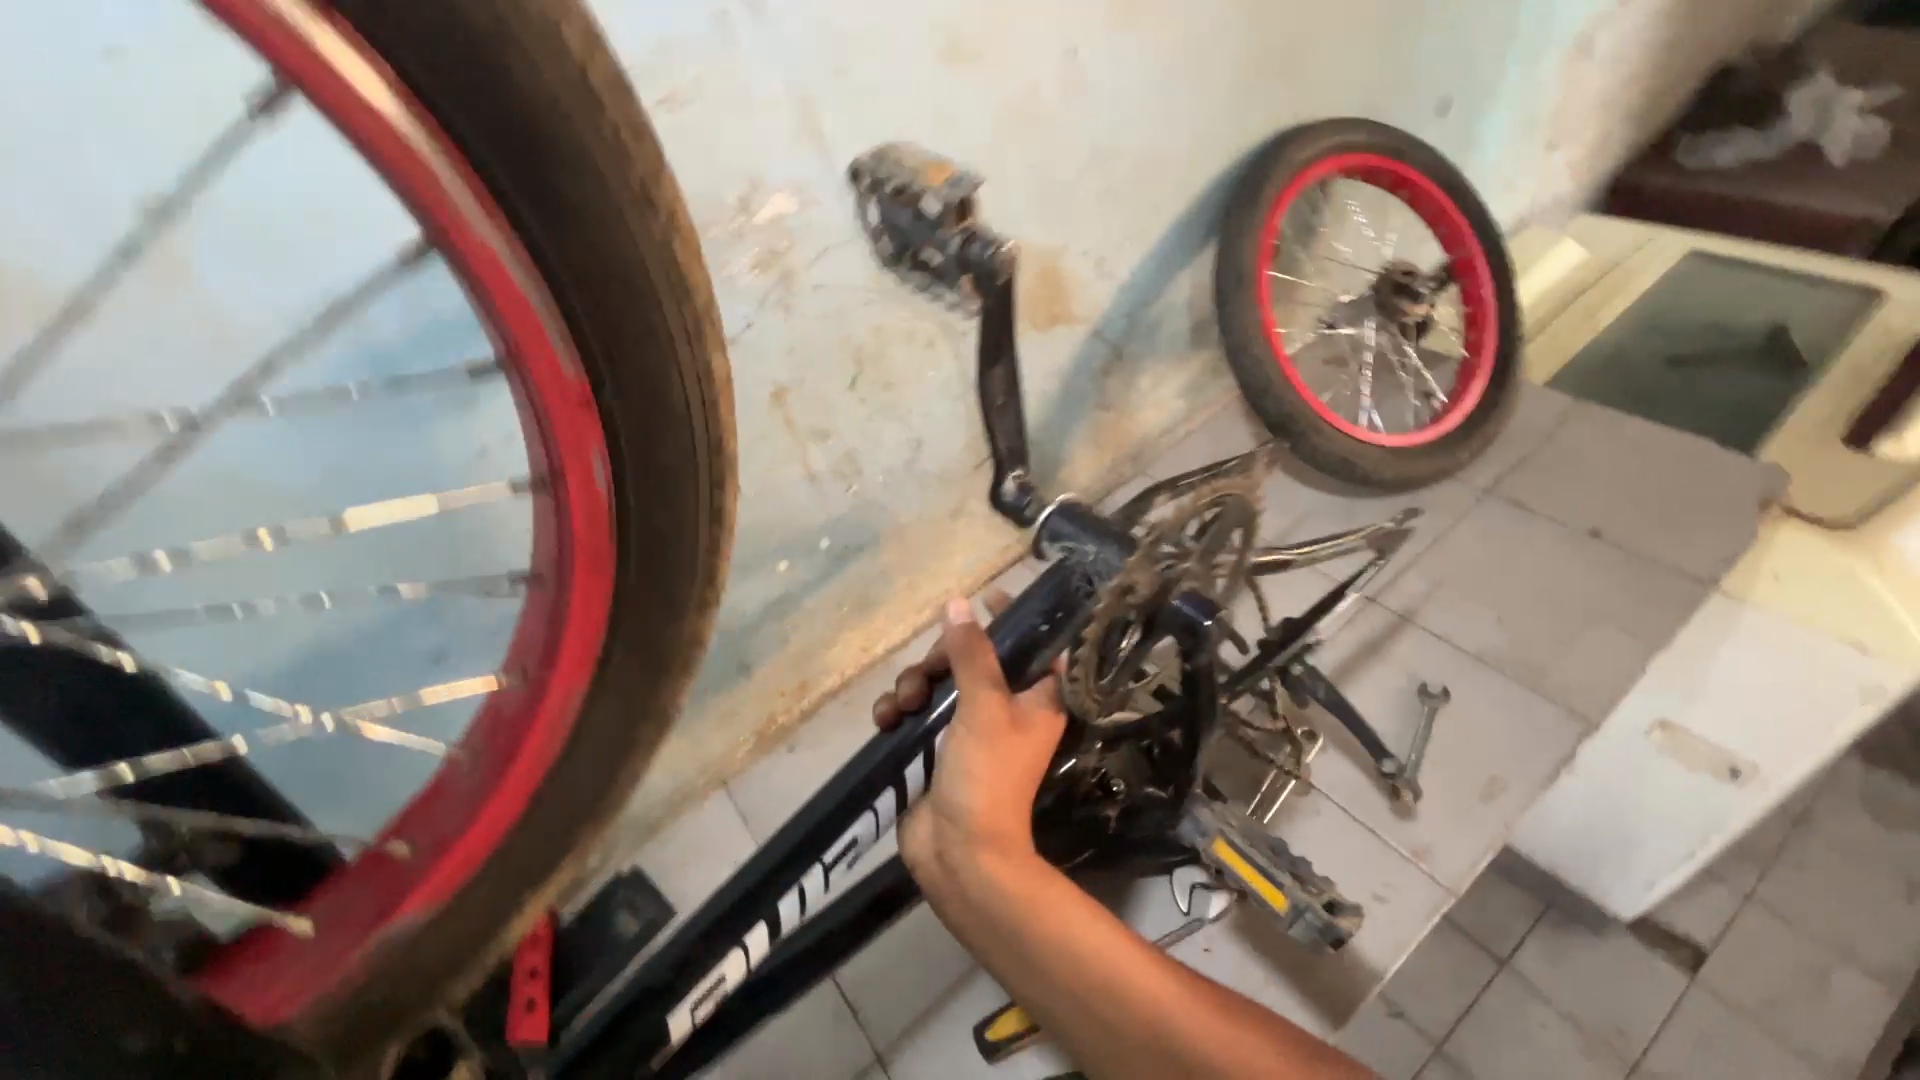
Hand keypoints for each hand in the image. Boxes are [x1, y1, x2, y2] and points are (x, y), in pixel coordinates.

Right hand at [892, 596, 1067, 889]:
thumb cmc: (987, 775)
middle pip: (973, 659)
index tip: (989, 598)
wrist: (960, 853)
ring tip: (902, 705)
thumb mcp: (984, 706)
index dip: (1015, 620)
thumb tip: (959, 603)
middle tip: (927, 673)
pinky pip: (915, 713)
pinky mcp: (935, 748)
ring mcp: (968, 729)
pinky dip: (898, 711)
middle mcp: (1006, 709)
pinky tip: (885, 720)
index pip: (1035, 645)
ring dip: (913, 684)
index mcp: (1036, 699)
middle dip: (940, 658)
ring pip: (938, 682)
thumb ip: (971, 653)